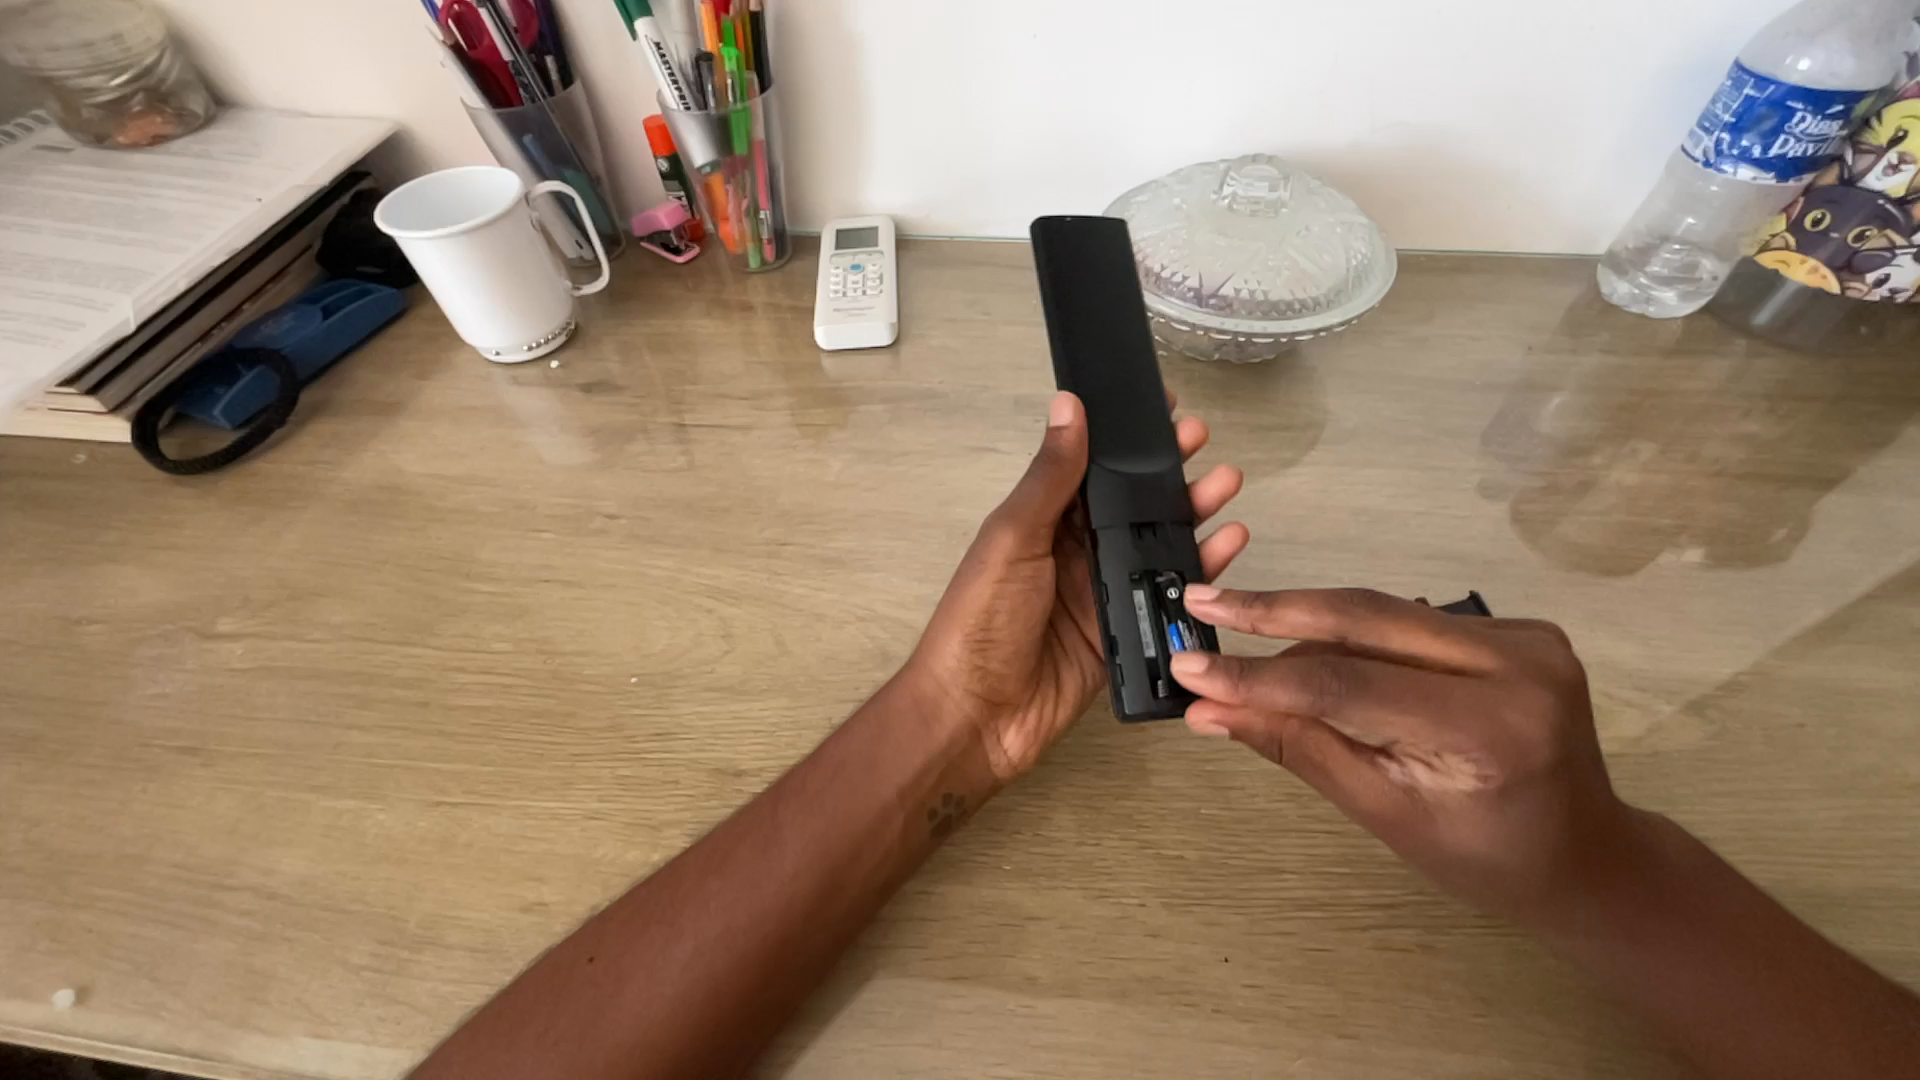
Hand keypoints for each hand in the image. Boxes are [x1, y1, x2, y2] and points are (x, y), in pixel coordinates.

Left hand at [904, 391, 1249, 783]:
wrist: (979, 715)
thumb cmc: (983, 618)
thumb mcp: (1013, 538)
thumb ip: (1049, 477)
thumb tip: (1068, 404)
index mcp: (1041, 522)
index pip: (1089, 467)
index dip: (1123, 438)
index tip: (1160, 406)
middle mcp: (1074, 551)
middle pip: (1129, 503)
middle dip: (1166, 470)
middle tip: (1201, 439)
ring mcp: (1101, 593)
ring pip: (1155, 544)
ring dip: (1190, 513)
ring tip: (1227, 482)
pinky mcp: (1125, 634)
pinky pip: (1168, 595)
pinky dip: (1199, 570)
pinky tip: (1230, 545)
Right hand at [1169, 588, 1641, 924]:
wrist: (1590, 853)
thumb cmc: (1483, 857)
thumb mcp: (1380, 811)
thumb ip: (1294, 746)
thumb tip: (1205, 710)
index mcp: (1490, 728)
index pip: (1346, 684)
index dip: (1257, 676)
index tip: (1188, 668)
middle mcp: (1517, 663)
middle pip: (1362, 617)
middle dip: (1268, 610)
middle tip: (1198, 601)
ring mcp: (1520, 635)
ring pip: (1375, 611)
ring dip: (1297, 620)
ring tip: (1229, 627)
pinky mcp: (1509, 626)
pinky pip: (1399, 619)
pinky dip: (1339, 631)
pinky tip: (1297, 644)